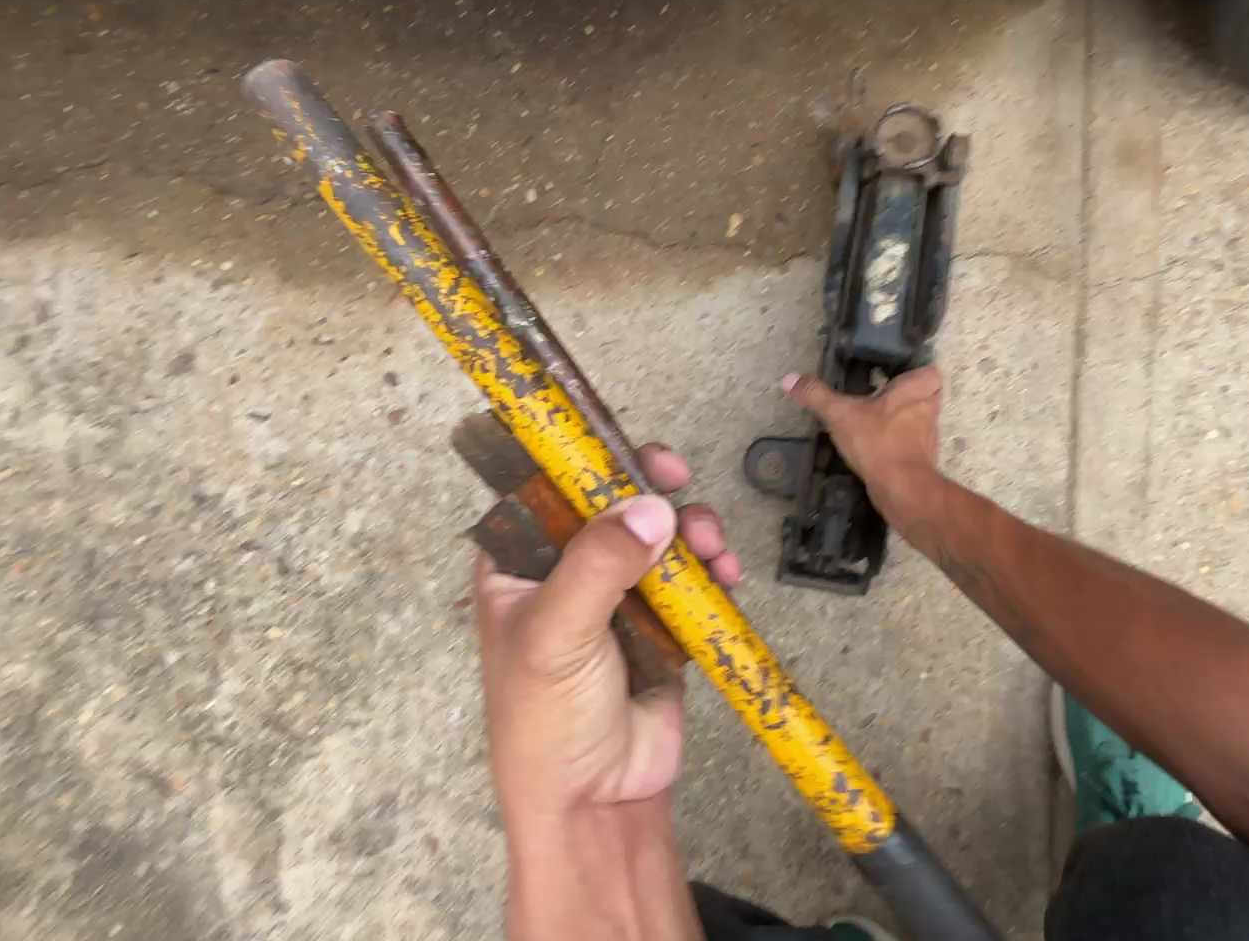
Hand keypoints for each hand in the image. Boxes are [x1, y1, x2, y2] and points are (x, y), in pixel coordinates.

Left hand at [474, 444, 739, 821]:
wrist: (599, 800)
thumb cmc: (546, 719)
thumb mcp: (556, 637)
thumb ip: (598, 567)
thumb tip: (653, 509)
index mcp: (521, 564)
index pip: (547, 491)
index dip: (586, 460)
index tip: (625, 449)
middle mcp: (569, 569)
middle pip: (614, 503)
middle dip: (650, 489)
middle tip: (677, 477)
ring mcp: (620, 593)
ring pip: (660, 534)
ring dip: (691, 528)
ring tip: (710, 543)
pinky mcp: (663, 619)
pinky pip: (692, 576)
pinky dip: (712, 568)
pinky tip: (727, 575)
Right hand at [782, 365, 944, 526]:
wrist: (902, 489)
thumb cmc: (877, 441)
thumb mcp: (840, 414)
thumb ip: (816, 395)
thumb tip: (789, 378)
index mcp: (916, 390)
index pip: (931, 372)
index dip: (917, 373)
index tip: (896, 376)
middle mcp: (929, 410)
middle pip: (927, 396)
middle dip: (909, 397)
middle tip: (884, 398)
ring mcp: (929, 437)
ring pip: (921, 421)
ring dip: (905, 421)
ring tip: (878, 423)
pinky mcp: (924, 460)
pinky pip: (914, 445)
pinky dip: (901, 445)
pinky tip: (879, 449)